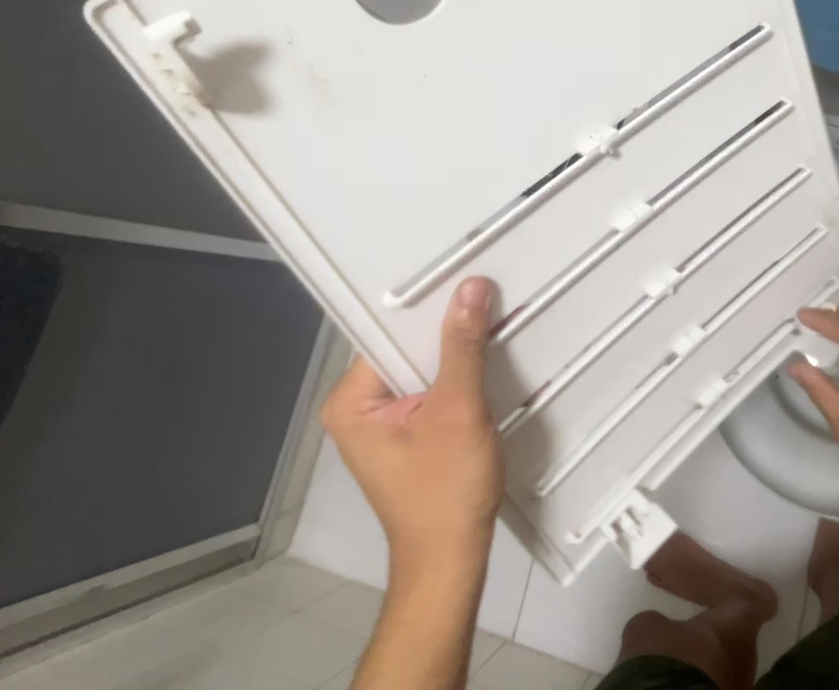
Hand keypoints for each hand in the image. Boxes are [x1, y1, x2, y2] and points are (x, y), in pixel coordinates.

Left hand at [321, 277, 503, 577]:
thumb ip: (463, 348)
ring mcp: (381, 420)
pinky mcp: (406, 430)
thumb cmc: (445, 494)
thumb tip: (470, 292)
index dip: (427, 307)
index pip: (387, 332)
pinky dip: (456, 376)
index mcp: (350, 401)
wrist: (452, 557)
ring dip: (455, 352)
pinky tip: (483, 362)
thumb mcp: (458, 411)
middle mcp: (357, 406)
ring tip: (488, 324)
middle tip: (483, 298)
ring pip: (420, 366)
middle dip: (445, 329)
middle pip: (404, 346)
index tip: (461, 282)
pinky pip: (429, 386)